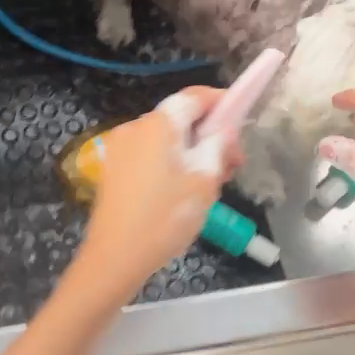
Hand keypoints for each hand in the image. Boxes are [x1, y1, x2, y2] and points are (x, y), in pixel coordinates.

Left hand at [77, 87, 241, 297]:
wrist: (116, 257)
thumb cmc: (165, 218)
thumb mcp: (204, 182)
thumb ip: (218, 146)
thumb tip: (224, 128)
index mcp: (157, 125)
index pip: (194, 97)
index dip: (221, 102)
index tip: (242, 120)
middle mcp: (133, 127)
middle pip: (179, 118)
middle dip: (209, 135)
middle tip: (232, 165)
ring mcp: (119, 148)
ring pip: (165, 138)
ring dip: (192, 151)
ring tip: (212, 183)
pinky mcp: (113, 168)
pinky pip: (149, 153)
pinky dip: (171, 161)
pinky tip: (184, 188)